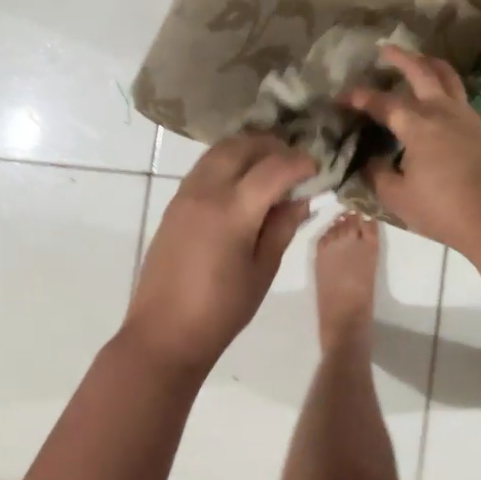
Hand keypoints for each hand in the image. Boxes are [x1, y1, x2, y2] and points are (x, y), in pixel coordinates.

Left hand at [122, 134, 314, 371]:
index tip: (317, 168)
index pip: (274, 167)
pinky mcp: (174, 203)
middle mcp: (207, 191)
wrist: (163, 334)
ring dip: (249, 149)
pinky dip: (229, 161)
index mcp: (233, 210)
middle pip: (243, 146)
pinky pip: (205, 165)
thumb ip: (282, 227)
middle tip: (294, 163)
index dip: (300, 163)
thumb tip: (300, 199)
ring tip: (271, 167)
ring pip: (220, 150)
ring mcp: (186, 194)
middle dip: (273, 147)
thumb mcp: (263, 271)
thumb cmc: (221, 311)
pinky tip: (243, 182)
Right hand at [344, 45, 480, 249]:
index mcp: (418, 125)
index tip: (342, 96)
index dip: (360, 97)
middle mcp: (441, 111)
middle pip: (421, 72)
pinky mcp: (477, 128)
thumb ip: (379, 175)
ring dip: (430, 63)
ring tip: (420, 59)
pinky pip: (458, 94)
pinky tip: (439, 95)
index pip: (383, 103)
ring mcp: (463, 117)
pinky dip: (445, 84)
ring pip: (447, 77)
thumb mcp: (398, 197)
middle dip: (401, 58)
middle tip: (385, 48)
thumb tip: (371, 161)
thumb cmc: (441, 209)